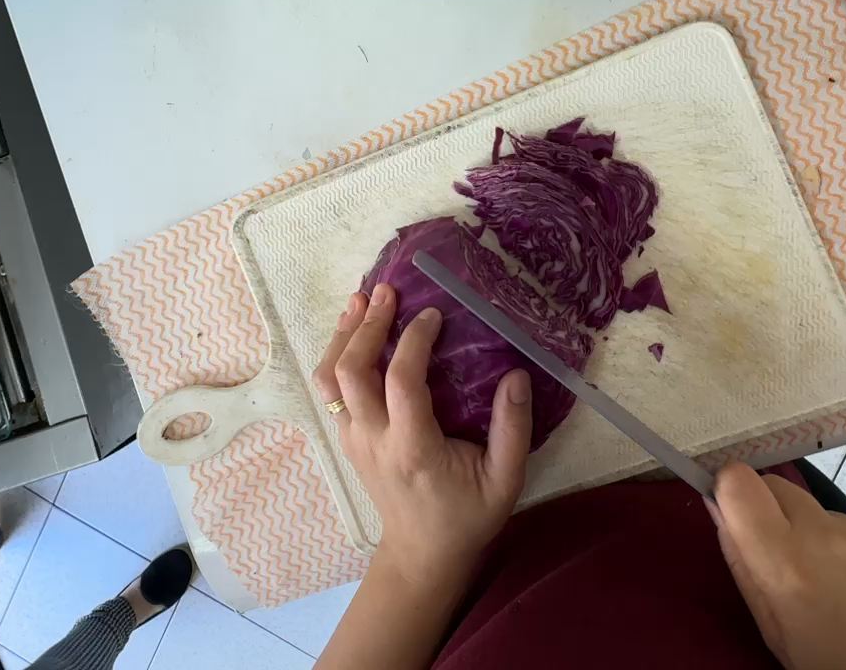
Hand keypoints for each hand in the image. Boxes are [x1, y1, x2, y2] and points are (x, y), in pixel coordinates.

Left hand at [313, 283, 532, 584]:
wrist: (422, 555)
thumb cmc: (467, 516)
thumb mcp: (505, 481)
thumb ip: (512, 430)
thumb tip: (516, 375)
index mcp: (412, 448)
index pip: (401, 382)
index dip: (412, 341)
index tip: (432, 313)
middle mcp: (373, 439)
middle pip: (351, 372)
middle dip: (366, 326)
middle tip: (386, 291)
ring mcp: (353, 438)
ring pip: (329, 378)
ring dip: (343, 335)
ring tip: (360, 299)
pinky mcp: (347, 437)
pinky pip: (331, 390)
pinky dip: (338, 354)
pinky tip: (355, 330)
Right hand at [712, 463, 845, 669]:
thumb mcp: (779, 636)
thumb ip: (744, 567)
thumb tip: (717, 507)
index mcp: (786, 563)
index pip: (736, 480)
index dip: (729, 493)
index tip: (736, 518)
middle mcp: (827, 534)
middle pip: (775, 485)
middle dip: (770, 513)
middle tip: (788, 563)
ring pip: (821, 514)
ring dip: (820, 540)